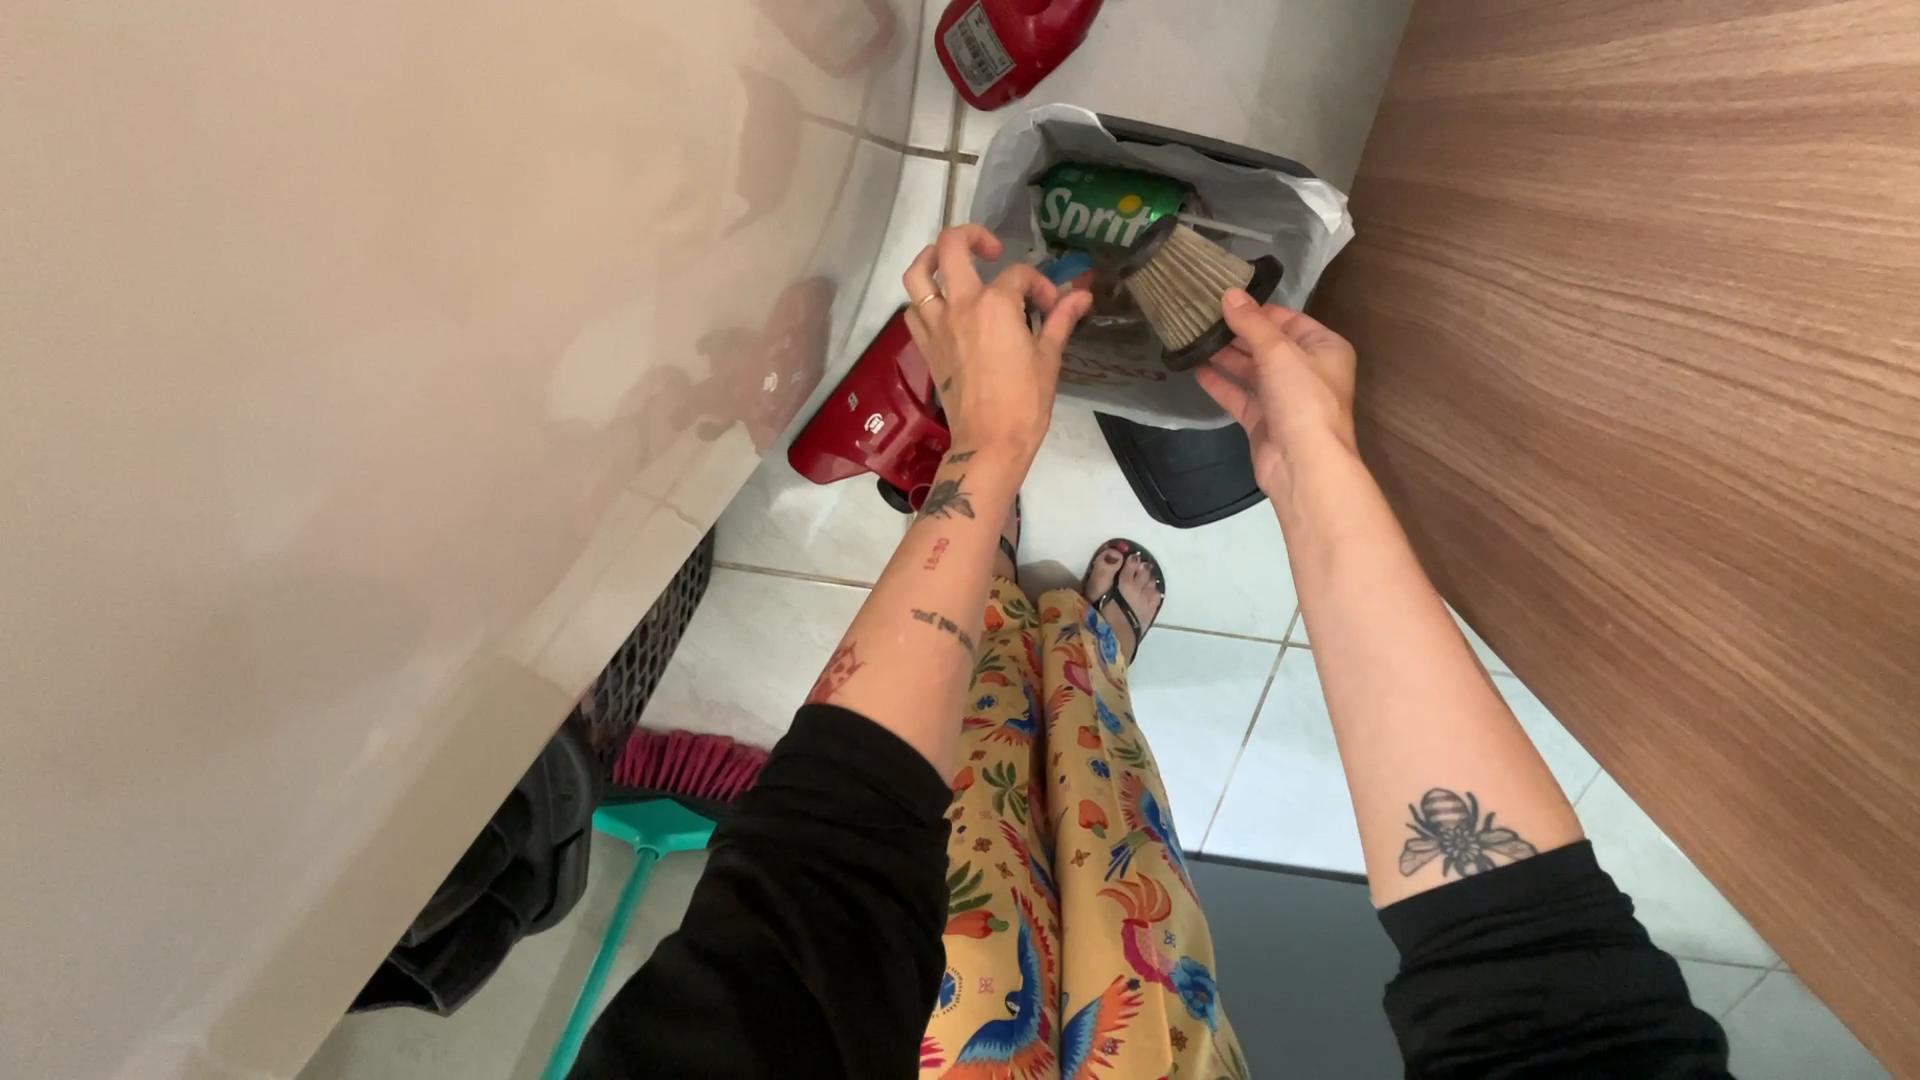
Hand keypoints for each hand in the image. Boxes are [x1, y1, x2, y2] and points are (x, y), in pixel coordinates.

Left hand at [903, 225, 1093, 463]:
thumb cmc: (1025, 403)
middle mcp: (960, 306)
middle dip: (972, 236)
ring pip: (917, 275)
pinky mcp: (927, 349)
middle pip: (951, 248)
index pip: (1019, 276)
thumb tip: (1082, 295)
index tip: (1052, 307)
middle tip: (992, 251)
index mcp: (995, 305)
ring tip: (947, 262)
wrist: (990, 442)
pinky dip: (922, 301)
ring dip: (929, 259)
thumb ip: (1060, 320)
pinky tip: (941, 307)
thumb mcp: (1048, 358)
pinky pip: (913, 312)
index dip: (1040, 286)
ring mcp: (938, 327)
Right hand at [1195, 289, 1357, 499]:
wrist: (1302, 463)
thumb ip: (1251, 323)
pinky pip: (1239, 396)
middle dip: (1237, 333)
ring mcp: (1283, 398)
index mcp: (1323, 348)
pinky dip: (1220, 384)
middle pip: (1267, 345)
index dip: (1258, 310)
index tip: (1224, 300)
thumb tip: (1228, 294)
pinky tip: (1197, 370)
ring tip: (1195, 340)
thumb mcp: (1278, 352)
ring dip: (1225, 357)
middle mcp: (1306, 370)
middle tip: (1202, 319)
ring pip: (1251, 371)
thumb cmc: (1302, 399)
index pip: (1288, 320)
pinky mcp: (1263, 420)